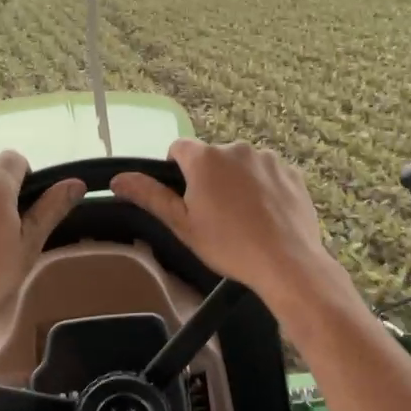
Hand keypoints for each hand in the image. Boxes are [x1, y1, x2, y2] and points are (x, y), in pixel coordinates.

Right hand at [110, 140, 349, 313]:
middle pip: (213, 158)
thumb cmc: (228, 245)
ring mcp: (268, 159)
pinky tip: (267, 217)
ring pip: (242, 166)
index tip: (185, 199)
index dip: (176, 171)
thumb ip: (150, 196)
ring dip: (238, 183)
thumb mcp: (182, 225)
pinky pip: (269, 175)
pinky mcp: (292, 172)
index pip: (178, 148)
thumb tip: (118, 179)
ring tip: (244, 220)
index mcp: (205, 159)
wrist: (287, 262)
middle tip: (214, 217)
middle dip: (210, 179)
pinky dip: (264, 189)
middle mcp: (237, 148)